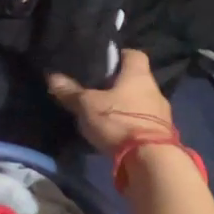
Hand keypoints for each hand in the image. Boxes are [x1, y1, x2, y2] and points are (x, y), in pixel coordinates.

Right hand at [47, 49, 175, 155]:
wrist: (150, 159)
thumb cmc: (118, 121)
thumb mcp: (86, 105)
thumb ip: (71, 91)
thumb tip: (52, 76)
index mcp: (138, 76)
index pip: (133, 54)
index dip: (118, 55)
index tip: (102, 61)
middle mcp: (154, 89)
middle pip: (135, 79)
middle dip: (117, 83)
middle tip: (95, 88)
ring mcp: (161, 112)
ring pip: (138, 101)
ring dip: (124, 104)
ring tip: (102, 111)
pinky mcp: (161, 133)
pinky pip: (142, 120)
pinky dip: (129, 122)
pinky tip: (114, 129)